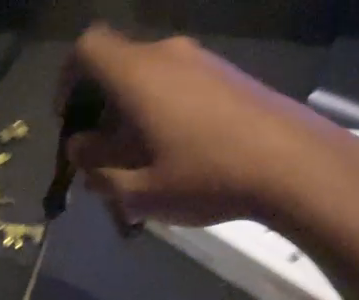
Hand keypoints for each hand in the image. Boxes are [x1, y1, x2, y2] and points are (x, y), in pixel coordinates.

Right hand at [62, 25, 358, 226]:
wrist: (291, 165)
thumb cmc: (203, 177)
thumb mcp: (134, 191)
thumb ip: (96, 169)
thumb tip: (79, 149)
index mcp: (136, 75)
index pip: (86, 49)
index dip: (67, 80)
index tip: (69, 120)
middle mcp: (166, 55)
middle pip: (116, 67)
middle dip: (99, 109)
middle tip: (99, 155)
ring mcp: (201, 61)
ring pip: (147, 79)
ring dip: (131, 115)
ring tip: (136, 164)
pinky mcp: (226, 76)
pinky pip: (176, 86)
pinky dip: (160, 113)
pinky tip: (172, 156)